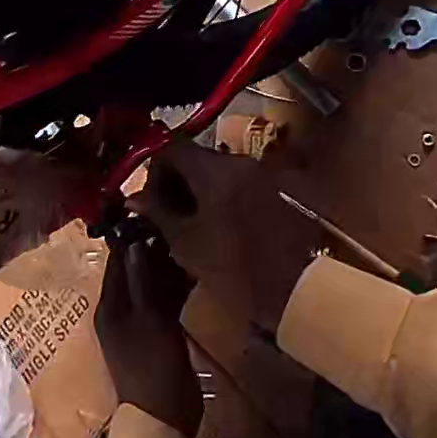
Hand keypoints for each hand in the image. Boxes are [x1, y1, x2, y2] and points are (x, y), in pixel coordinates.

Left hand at [95, 235, 203, 437]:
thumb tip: (134, 243)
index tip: (148, 215)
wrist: (163, 419)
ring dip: (166, 270)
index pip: (117, 262)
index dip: (130, 239)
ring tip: (186, 247)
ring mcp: (139, 323)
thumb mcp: (149, 319)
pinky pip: (163, 303)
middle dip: (153, 253)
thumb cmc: (152, 366)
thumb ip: (141, 280)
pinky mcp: (158, 334)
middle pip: (135, 272)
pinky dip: (175, 290)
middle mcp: (121, 310)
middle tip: (174, 229)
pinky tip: (192, 276)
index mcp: (110, 305)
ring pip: (151, 286)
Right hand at [130, 140, 322, 332]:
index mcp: (213, 170)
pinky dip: (224, 196)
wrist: (301, 290)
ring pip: (219, 171)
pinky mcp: (279, 189)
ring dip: (201, 190)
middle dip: (177, 180)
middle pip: (196, 157)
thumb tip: (135, 198)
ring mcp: (263, 173)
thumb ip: (159, 214)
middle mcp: (239, 161)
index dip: (154, 168)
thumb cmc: (237, 270)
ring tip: (195, 223)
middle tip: (169, 214)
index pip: (171, 147)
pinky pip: (241, 183)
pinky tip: (222, 226)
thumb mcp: (188, 244)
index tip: (151, 199)